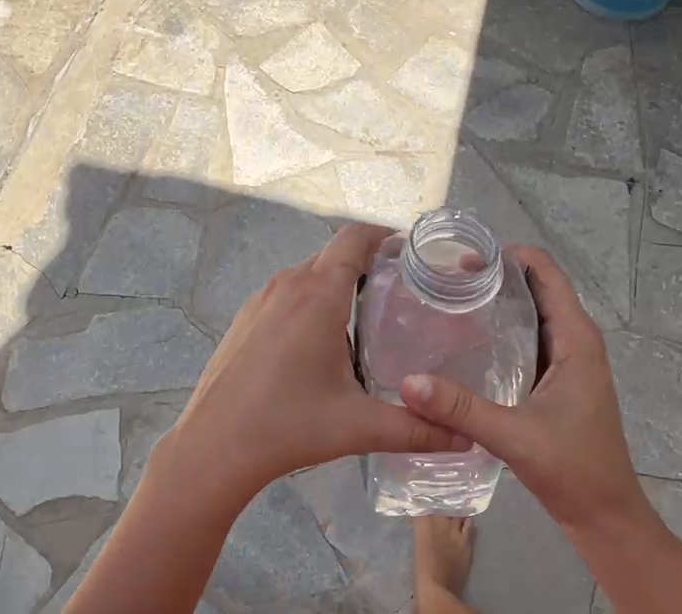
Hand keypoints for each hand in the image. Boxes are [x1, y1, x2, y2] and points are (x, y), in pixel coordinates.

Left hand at [164, 223, 471, 501]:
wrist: (214, 445)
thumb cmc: (287, 425)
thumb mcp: (358, 426)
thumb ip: (416, 428)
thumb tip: (467, 437)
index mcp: (318, 294)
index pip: (354, 238)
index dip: (384, 235)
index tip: (412, 251)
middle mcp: (288, 284)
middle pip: (333, 254)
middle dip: (368, 263)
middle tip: (403, 292)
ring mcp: (261, 299)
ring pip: (308, 274)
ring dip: (337, 283)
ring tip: (369, 317)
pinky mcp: (245, 318)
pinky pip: (286, 293)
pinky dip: (311, 300)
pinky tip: (322, 341)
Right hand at [399, 244, 649, 535]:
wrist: (606, 518)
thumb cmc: (574, 471)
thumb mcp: (514, 437)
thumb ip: (461, 408)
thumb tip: (408, 382)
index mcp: (577, 339)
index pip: (546, 271)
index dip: (509, 253)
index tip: (463, 253)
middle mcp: (575, 340)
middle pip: (536, 285)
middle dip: (493, 273)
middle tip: (441, 273)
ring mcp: (567, 360)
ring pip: (531, 310)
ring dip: (496, 298)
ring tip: (446, 295)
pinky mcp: (556, 378)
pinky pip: (527, 335)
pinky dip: (500, 325)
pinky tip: (464, 336)